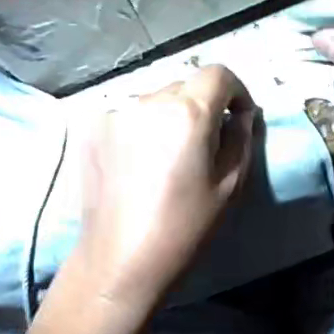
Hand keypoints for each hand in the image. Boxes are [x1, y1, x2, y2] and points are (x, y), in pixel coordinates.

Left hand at [61, 65, 256, 320]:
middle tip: (204, 145)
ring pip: (155, 99)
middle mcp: (148, 100)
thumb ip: (242, 139)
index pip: (219, 74)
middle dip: (202, 106)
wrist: (121, 259)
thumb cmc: (185, 227)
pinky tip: (139, 164)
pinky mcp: (91, 128)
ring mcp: (114, 112)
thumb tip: (242, 115)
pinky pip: (128, 115)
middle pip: (186, 86)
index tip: (238, 118)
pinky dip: (141, 129)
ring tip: (168, 157)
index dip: (236, 92)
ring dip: (170, 117)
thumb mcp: (230, 186)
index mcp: (188, 112)